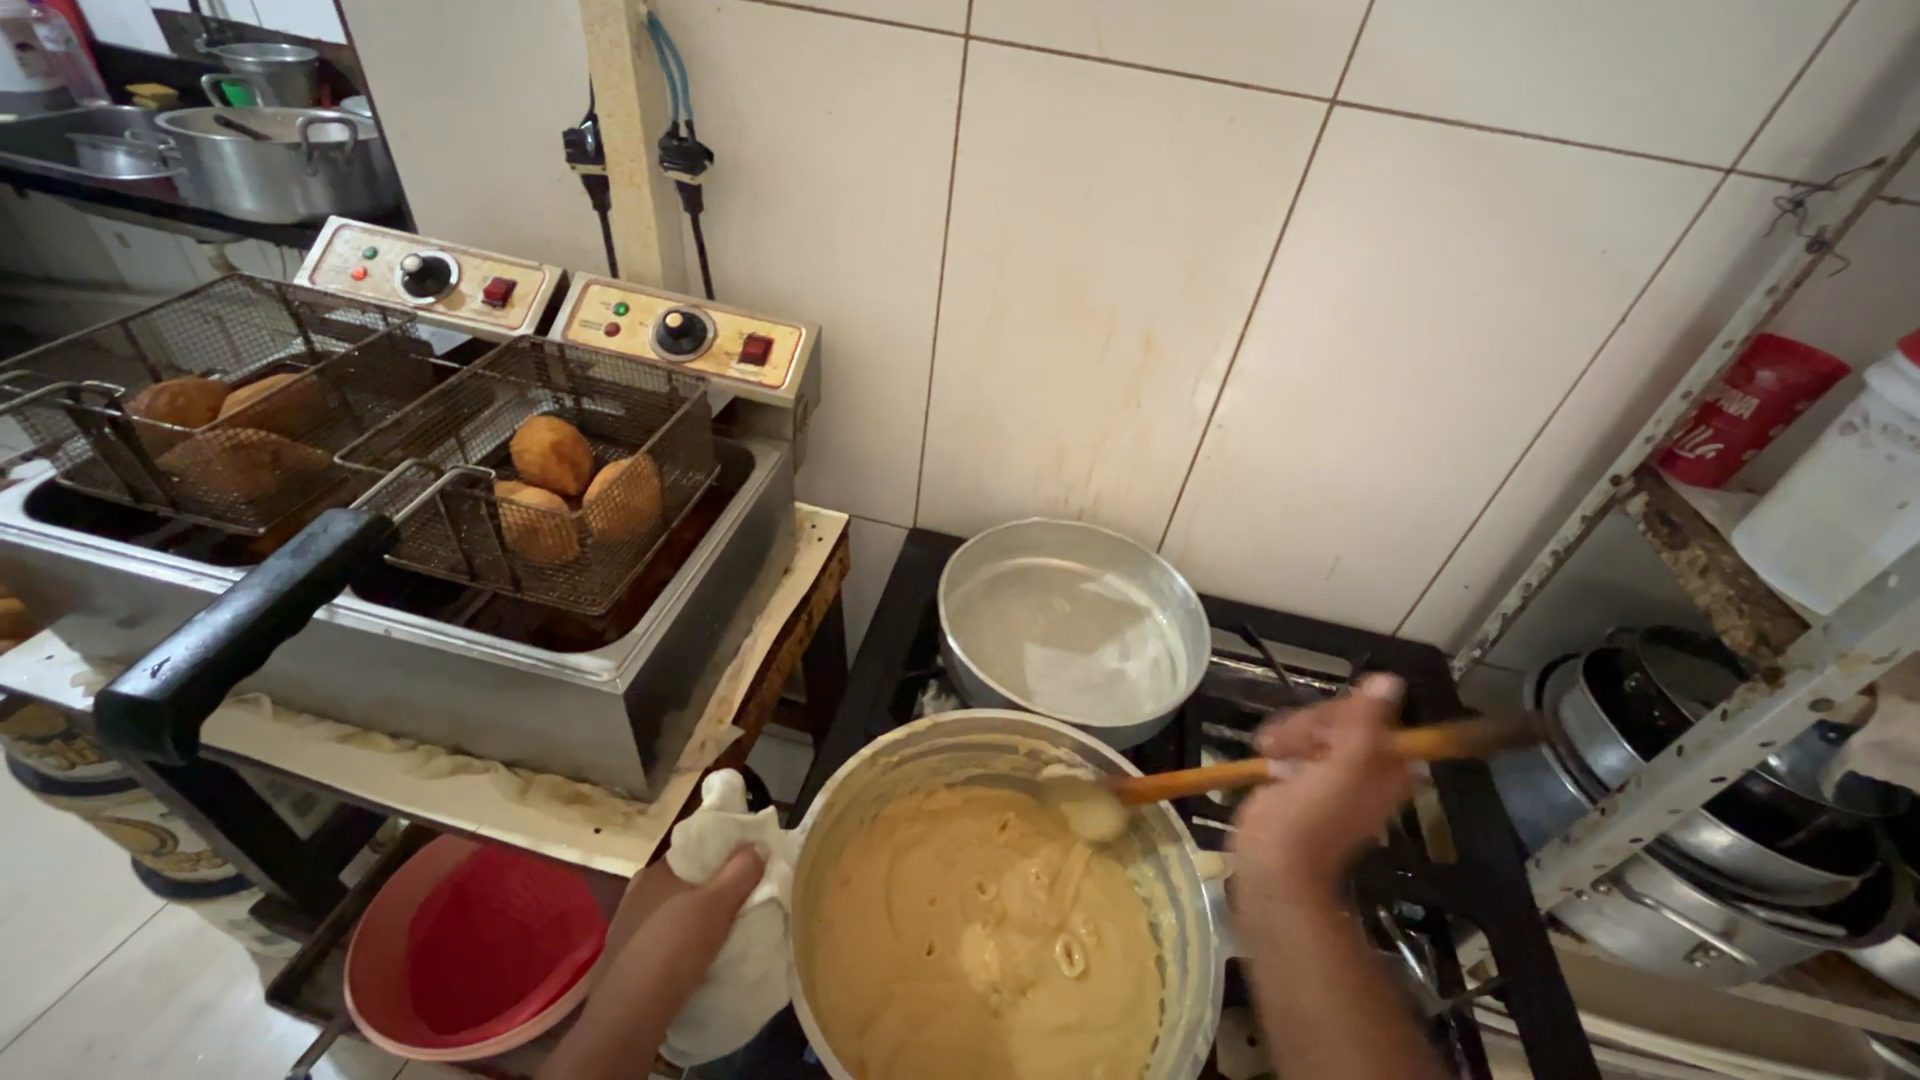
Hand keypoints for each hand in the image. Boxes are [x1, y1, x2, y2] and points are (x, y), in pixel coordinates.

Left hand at [536, 848, 764, 1079]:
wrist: (628, 1014)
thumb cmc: (674, 948)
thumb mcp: (718, 904)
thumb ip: (741, 871)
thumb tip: (757, 845)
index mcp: (655, 872)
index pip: (694, 850)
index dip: (722, 853)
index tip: (748, 863)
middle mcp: (636, 893)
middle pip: (684, 881)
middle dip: (710, 887)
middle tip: (740, 898)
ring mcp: (627, 927)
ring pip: (671, 911)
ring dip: (693, 916)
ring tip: (721, 929)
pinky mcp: (625, 959)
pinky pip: (661, 938)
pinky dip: (679, 942)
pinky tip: (694, 956)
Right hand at [1230, 674, 1414, 906]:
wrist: (1274, 859)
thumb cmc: (1315, 818)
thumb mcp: (1346, 768)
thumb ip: (1366, 724)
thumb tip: (1388, 680)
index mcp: (1385, 766)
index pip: (1376, 716)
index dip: (1350, 712)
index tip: (1328, 725)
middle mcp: (1361, 765)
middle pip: (1339, 717)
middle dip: (1311, 723)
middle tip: (1294, 743)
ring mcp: (1327, 770)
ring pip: (1310, 725)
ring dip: (1289, 731)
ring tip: (1273, 751)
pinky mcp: (1296, 773)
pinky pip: (1291, 739)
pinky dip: (1277, 742)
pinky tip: (1267, 754)